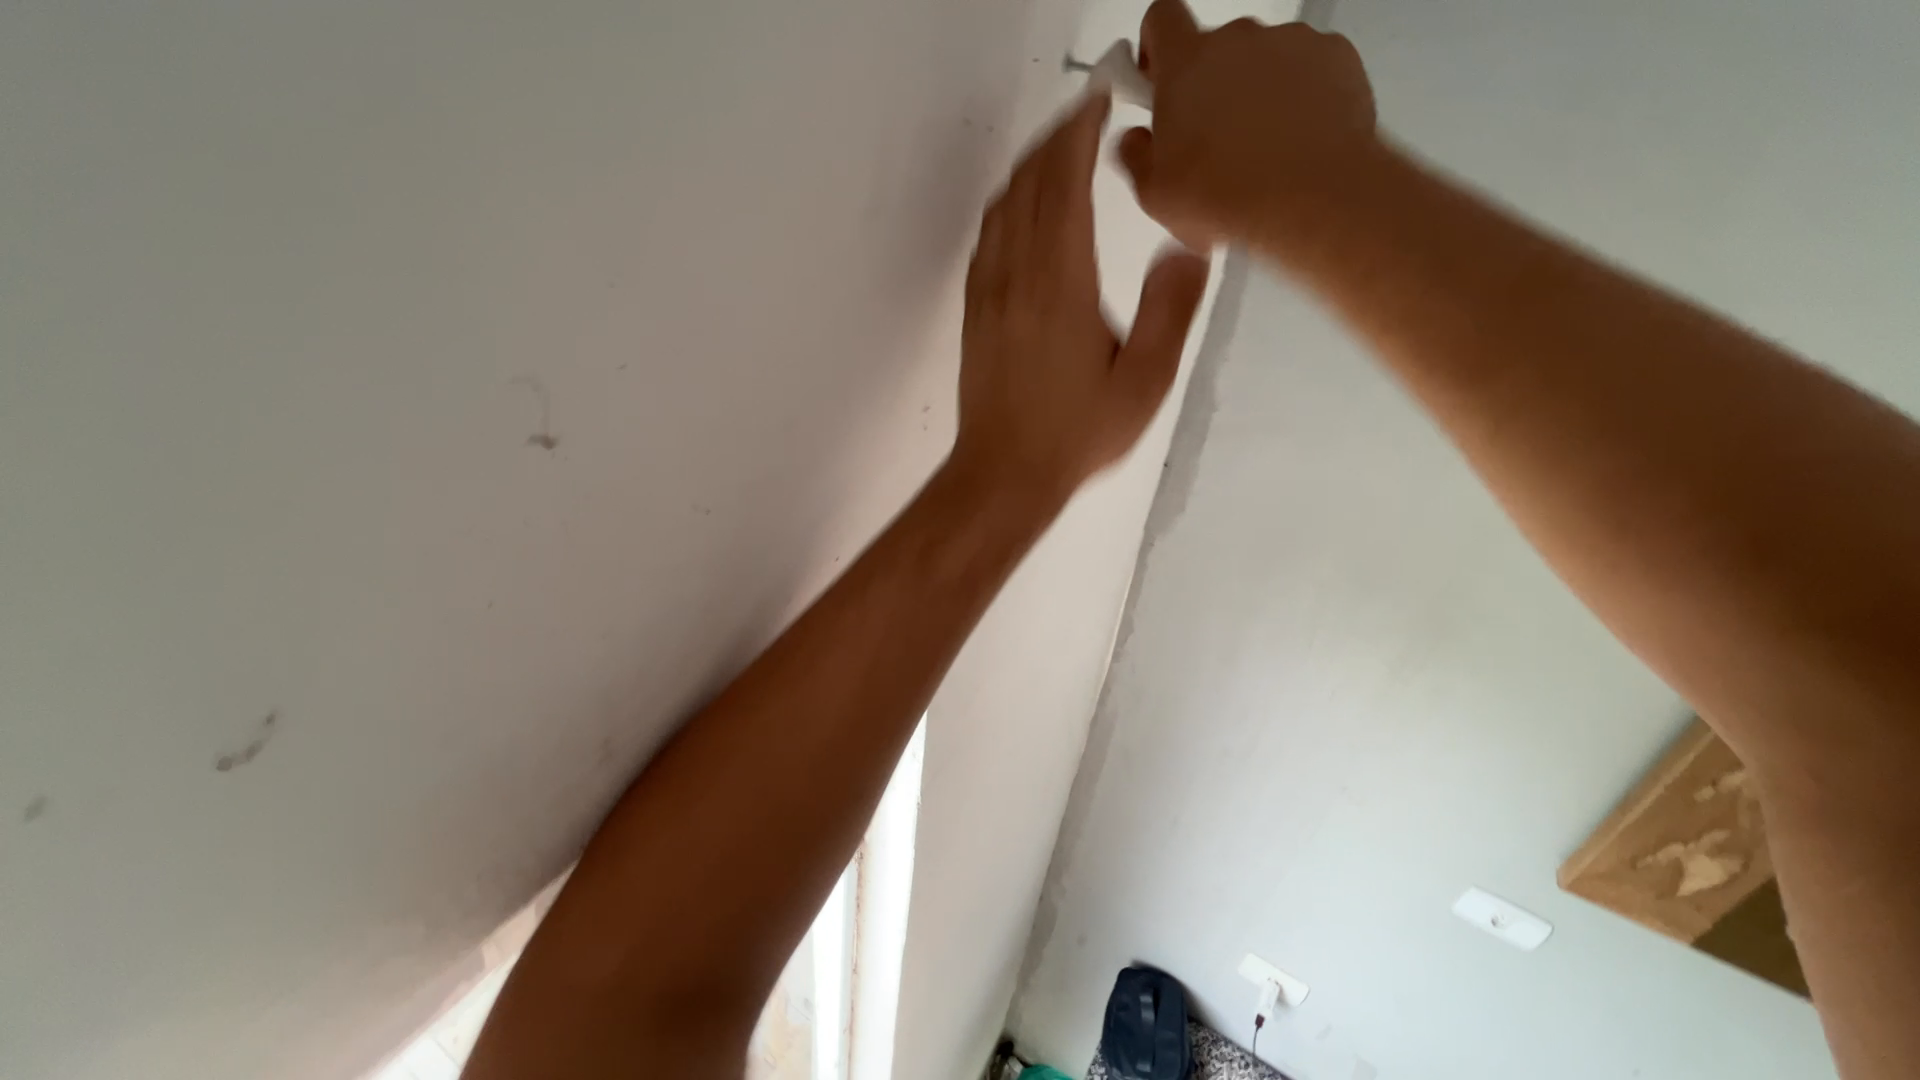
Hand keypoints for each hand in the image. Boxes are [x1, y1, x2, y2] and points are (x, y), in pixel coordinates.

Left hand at [952, 93, 1209, 506]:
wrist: (1003, 473)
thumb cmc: (1077, 434)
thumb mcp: (1144, 382)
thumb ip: (1170, 312)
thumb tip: (1187, 249)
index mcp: (1060, 283)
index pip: (1063, 183)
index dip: (1078, 133)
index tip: (1097, 101)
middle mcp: (1015, 274)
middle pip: (1027, 183)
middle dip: (1055, 139)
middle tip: (1086, 115)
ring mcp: (988, 291)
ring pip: (1002, 206)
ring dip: (1029, 168)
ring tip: (1060, 152)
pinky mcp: (975, 310)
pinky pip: (987, 236)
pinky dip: (1008, 204)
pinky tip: (1024, 210)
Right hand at [1118, 0, 1378, 247]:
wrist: (1313, 199)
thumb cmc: (1225, 196)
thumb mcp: (1154, 194)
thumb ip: (1135, 155)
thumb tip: (1135, 139)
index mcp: (1185, 63)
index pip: (1161, 18)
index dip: (1156, 46)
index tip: (1158, 80)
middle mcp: (1238, 38)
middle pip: (1214, 48)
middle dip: (1209, 85)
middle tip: (1209, 140)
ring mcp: (1291, 42)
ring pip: (1262, 60)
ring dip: (1255, 93)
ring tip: (1260, 151)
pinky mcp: (1336, 57)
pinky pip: (1308, 70)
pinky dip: (1300, 97)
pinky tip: (1297, 142)